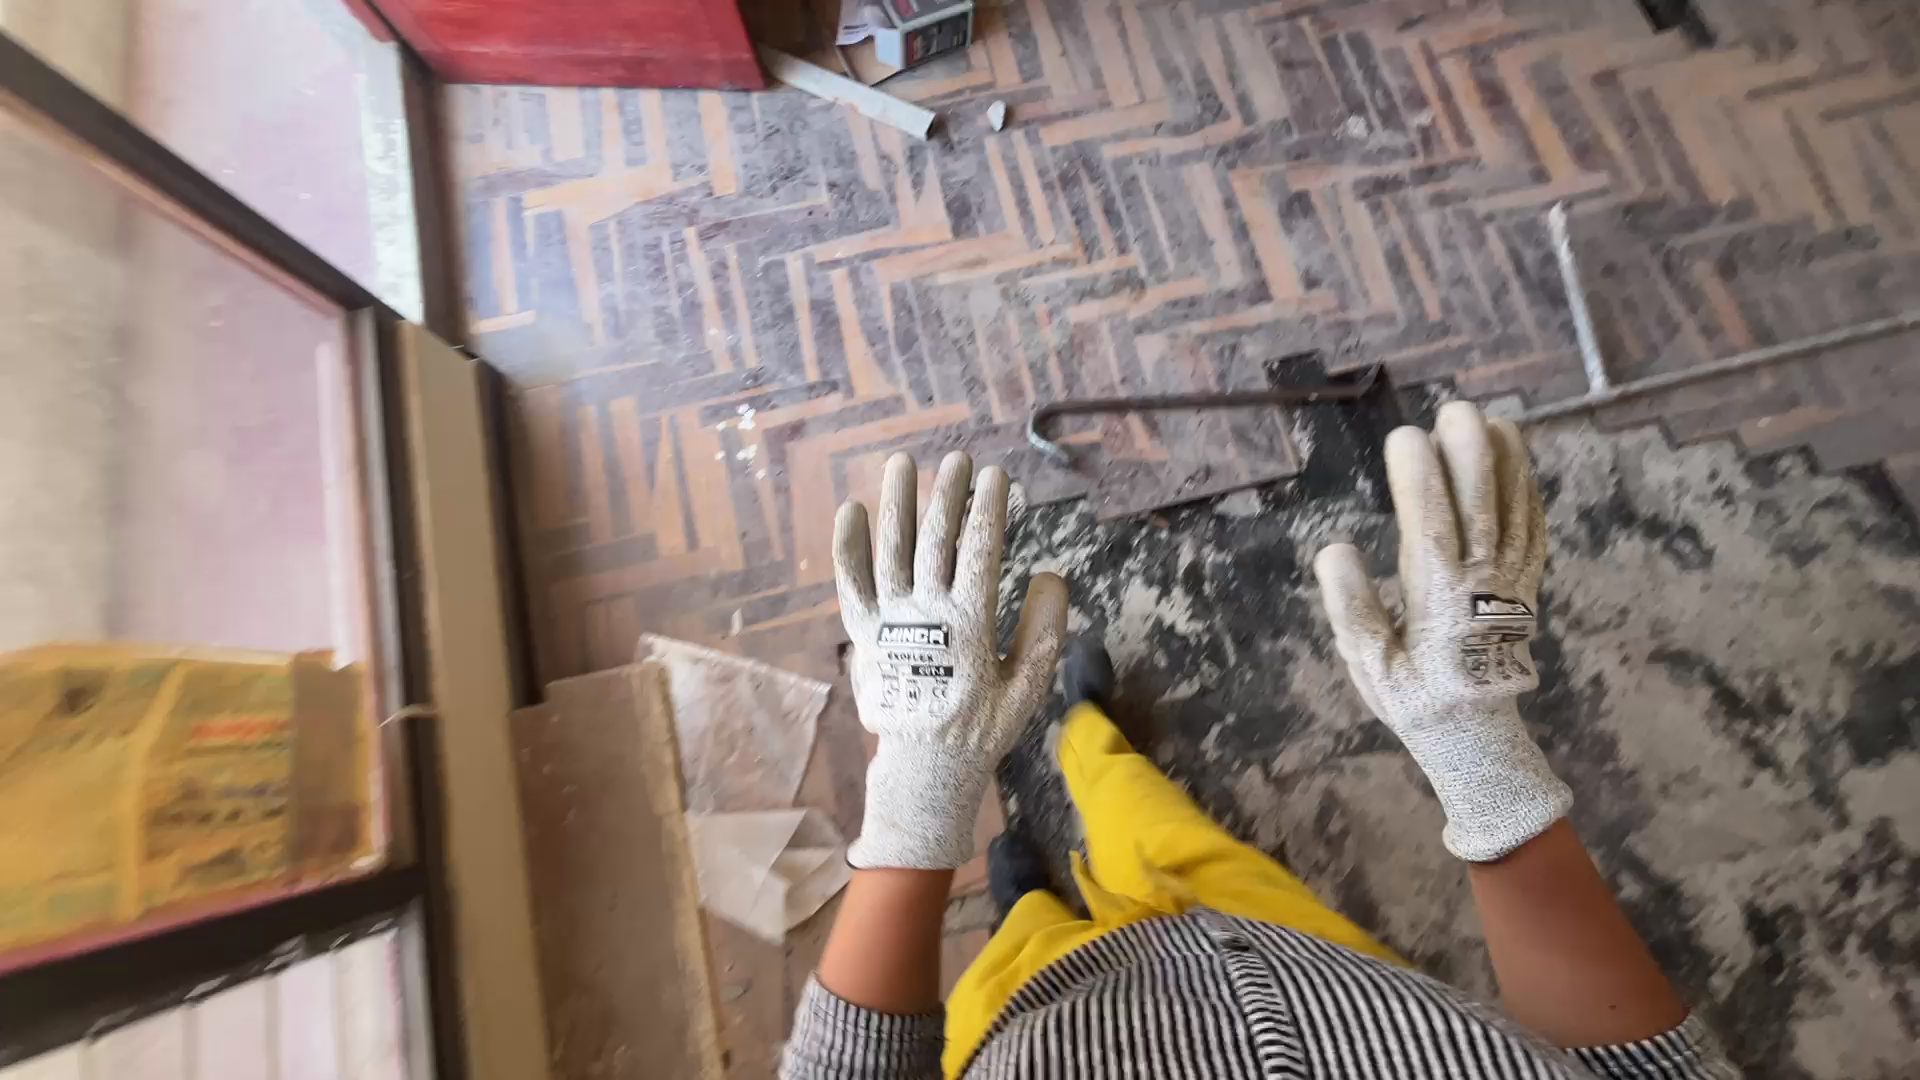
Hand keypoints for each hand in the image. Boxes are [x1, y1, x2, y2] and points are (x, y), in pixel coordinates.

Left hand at [835, 452, 1067, 869]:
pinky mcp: (862, 632)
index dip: (989, 510)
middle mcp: (926, 615)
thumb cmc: (981, 724)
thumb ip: (1043, 632)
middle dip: (946, 495)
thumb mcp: (1028, 688)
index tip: (996, 475)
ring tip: (902, 464)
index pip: (981, 553)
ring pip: (890, 551)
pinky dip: (848, 547)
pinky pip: (850, 584)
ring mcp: (889, 621)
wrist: (924, 765)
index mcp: (970, 626)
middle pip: (935, 541)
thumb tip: (1053, 576)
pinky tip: (851, 510)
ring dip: (896, 504)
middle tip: (956, 459)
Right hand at [1312, 401, 1570, 861]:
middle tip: (1455, 409)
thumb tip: (1334, 547)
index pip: (1430, 529)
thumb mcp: (1368, 665)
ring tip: (1494, 420)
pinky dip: (1528, 491)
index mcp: (1440, 602)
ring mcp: (1512, 583)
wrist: (1477, 734)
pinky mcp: (1527, 586)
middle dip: (1468, 456)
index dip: (1420, 481)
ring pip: (1514, 514)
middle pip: (1481, 510)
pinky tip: (1519, 462)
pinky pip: (1533, 530)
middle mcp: (1483, 585)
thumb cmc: (1412, 696)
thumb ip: (1351, 608)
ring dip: (1505, 464)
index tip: (1404, 437)